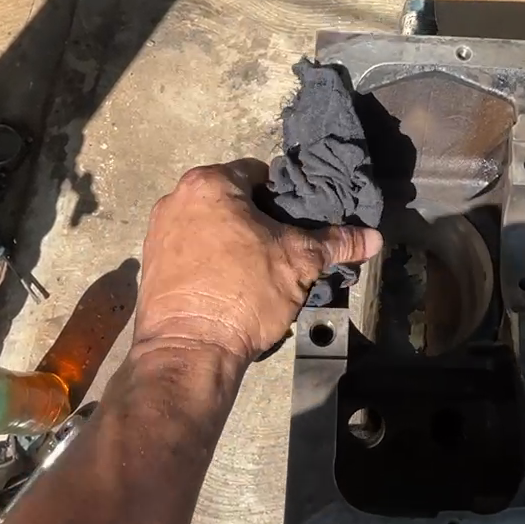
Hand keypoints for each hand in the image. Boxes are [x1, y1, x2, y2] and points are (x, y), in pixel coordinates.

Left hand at [134, 159, 380, 367]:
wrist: (190, 350)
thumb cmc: (244, 292)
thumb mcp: (300, 263)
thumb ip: (337, 242)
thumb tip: (374, 238)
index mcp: (211, 183)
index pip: (259, 173)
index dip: (283, 197)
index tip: (295, 223)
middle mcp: (177, 197)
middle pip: (231, 198)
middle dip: (256, 218)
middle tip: (281, 247)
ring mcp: (158, 230)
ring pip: (209, 223)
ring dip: (232, 238)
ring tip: (257, 268)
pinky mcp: (150, 262)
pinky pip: (189, 247)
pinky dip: (208, 258)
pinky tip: (228, 284)